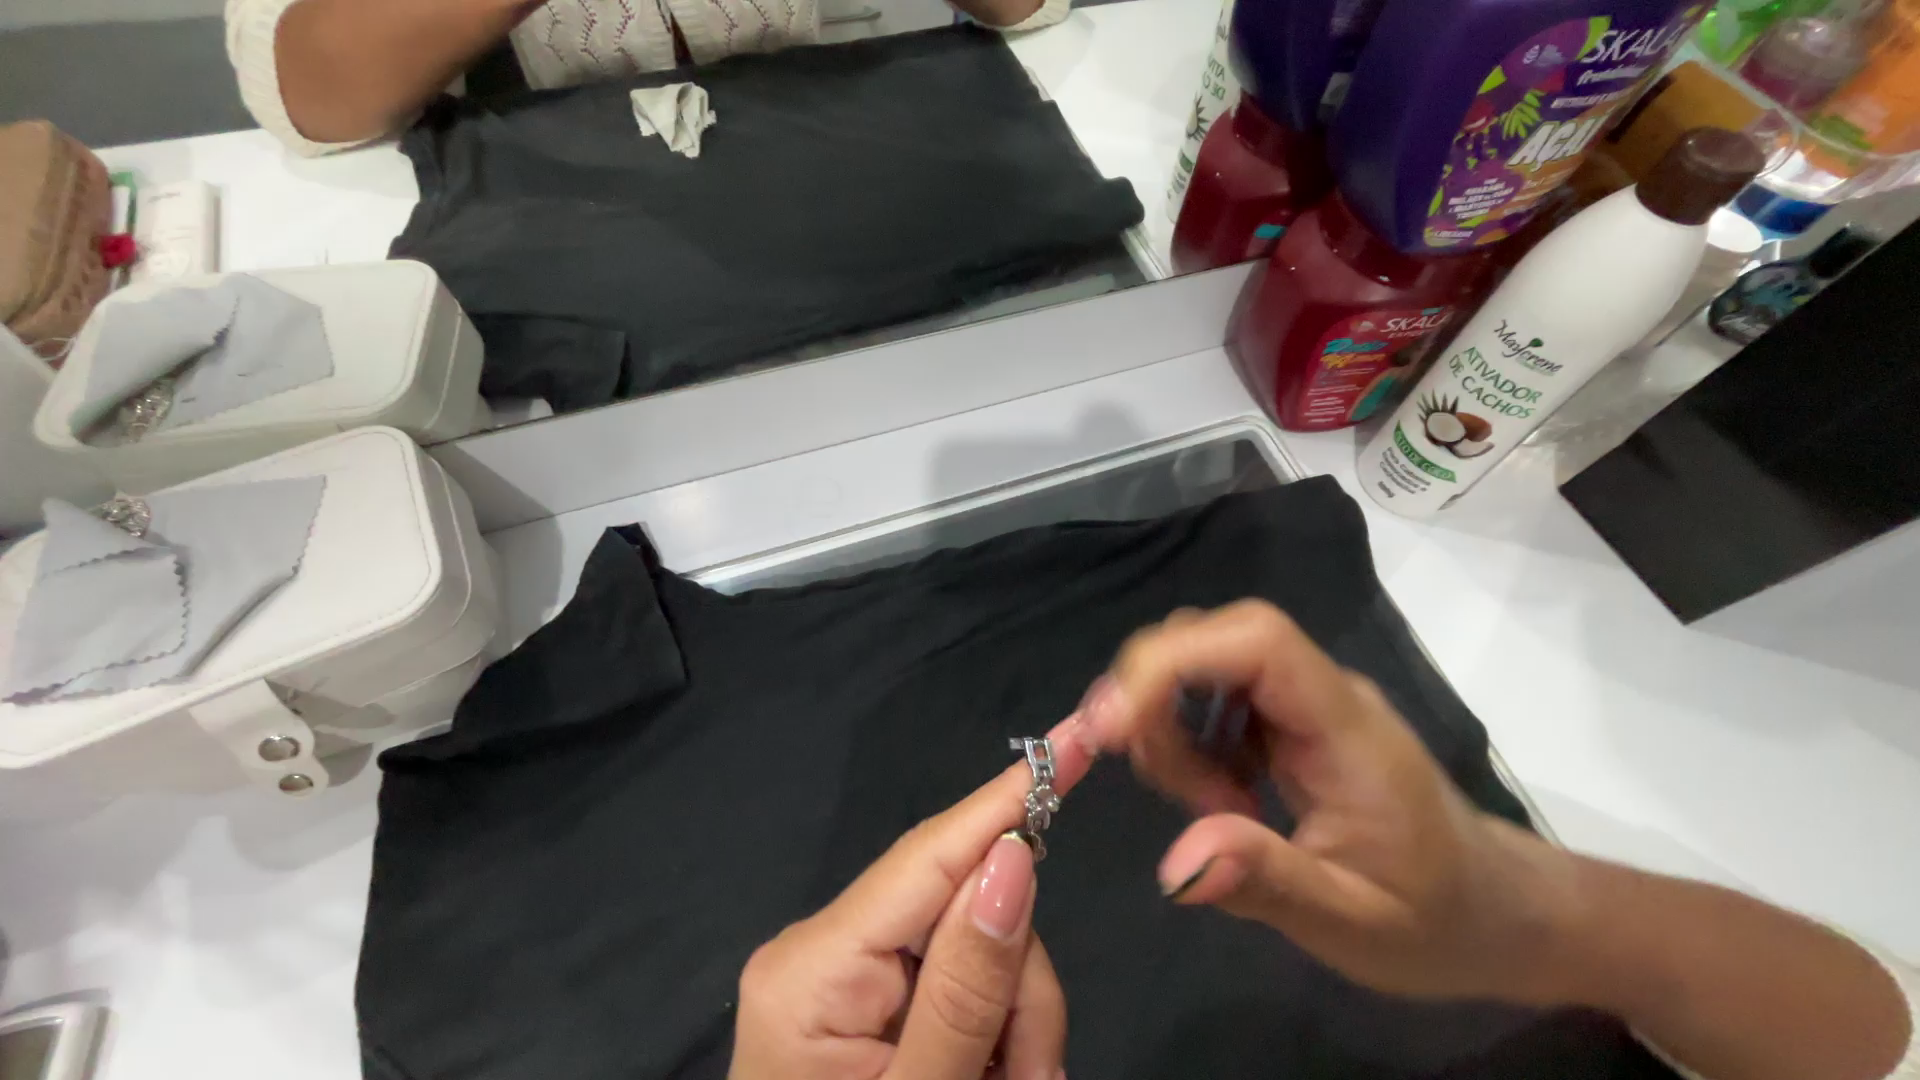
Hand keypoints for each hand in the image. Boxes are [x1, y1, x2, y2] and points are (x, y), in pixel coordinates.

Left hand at [729, 716, 1092, 1079]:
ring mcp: (843, 975)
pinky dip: (994, 1031)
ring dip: (1015, 1023)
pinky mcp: (866, 1001)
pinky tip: (990, 1075)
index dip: (1007, 795)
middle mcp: (822, 950)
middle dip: (1018, 988)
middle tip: (1029, 1076)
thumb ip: (967, 986)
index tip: (1074, 736)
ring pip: (978, 950)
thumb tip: (1013, 856)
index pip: (930, 855)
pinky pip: (959, 982)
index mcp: (816, 966)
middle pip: (965, 910)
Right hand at [1076, 601, 1581, 1004]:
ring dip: (1171, 726)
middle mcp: (1322, 695)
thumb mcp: (1354, 924)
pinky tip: (1218, 798)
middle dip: (1158, 696)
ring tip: (1208, 806)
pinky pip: (1213, 697)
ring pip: (1204, 663)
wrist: (1497, 912)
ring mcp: (1304, 702)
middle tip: (1159, 781)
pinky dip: (1187, 739)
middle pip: (1216, 638)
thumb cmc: (1437, 919)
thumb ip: (1266, 882)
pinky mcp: (1287, 718)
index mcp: (1347, 730)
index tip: (1113, 723)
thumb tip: (1172, 869)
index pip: (1258, 642)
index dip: (1174, 660)